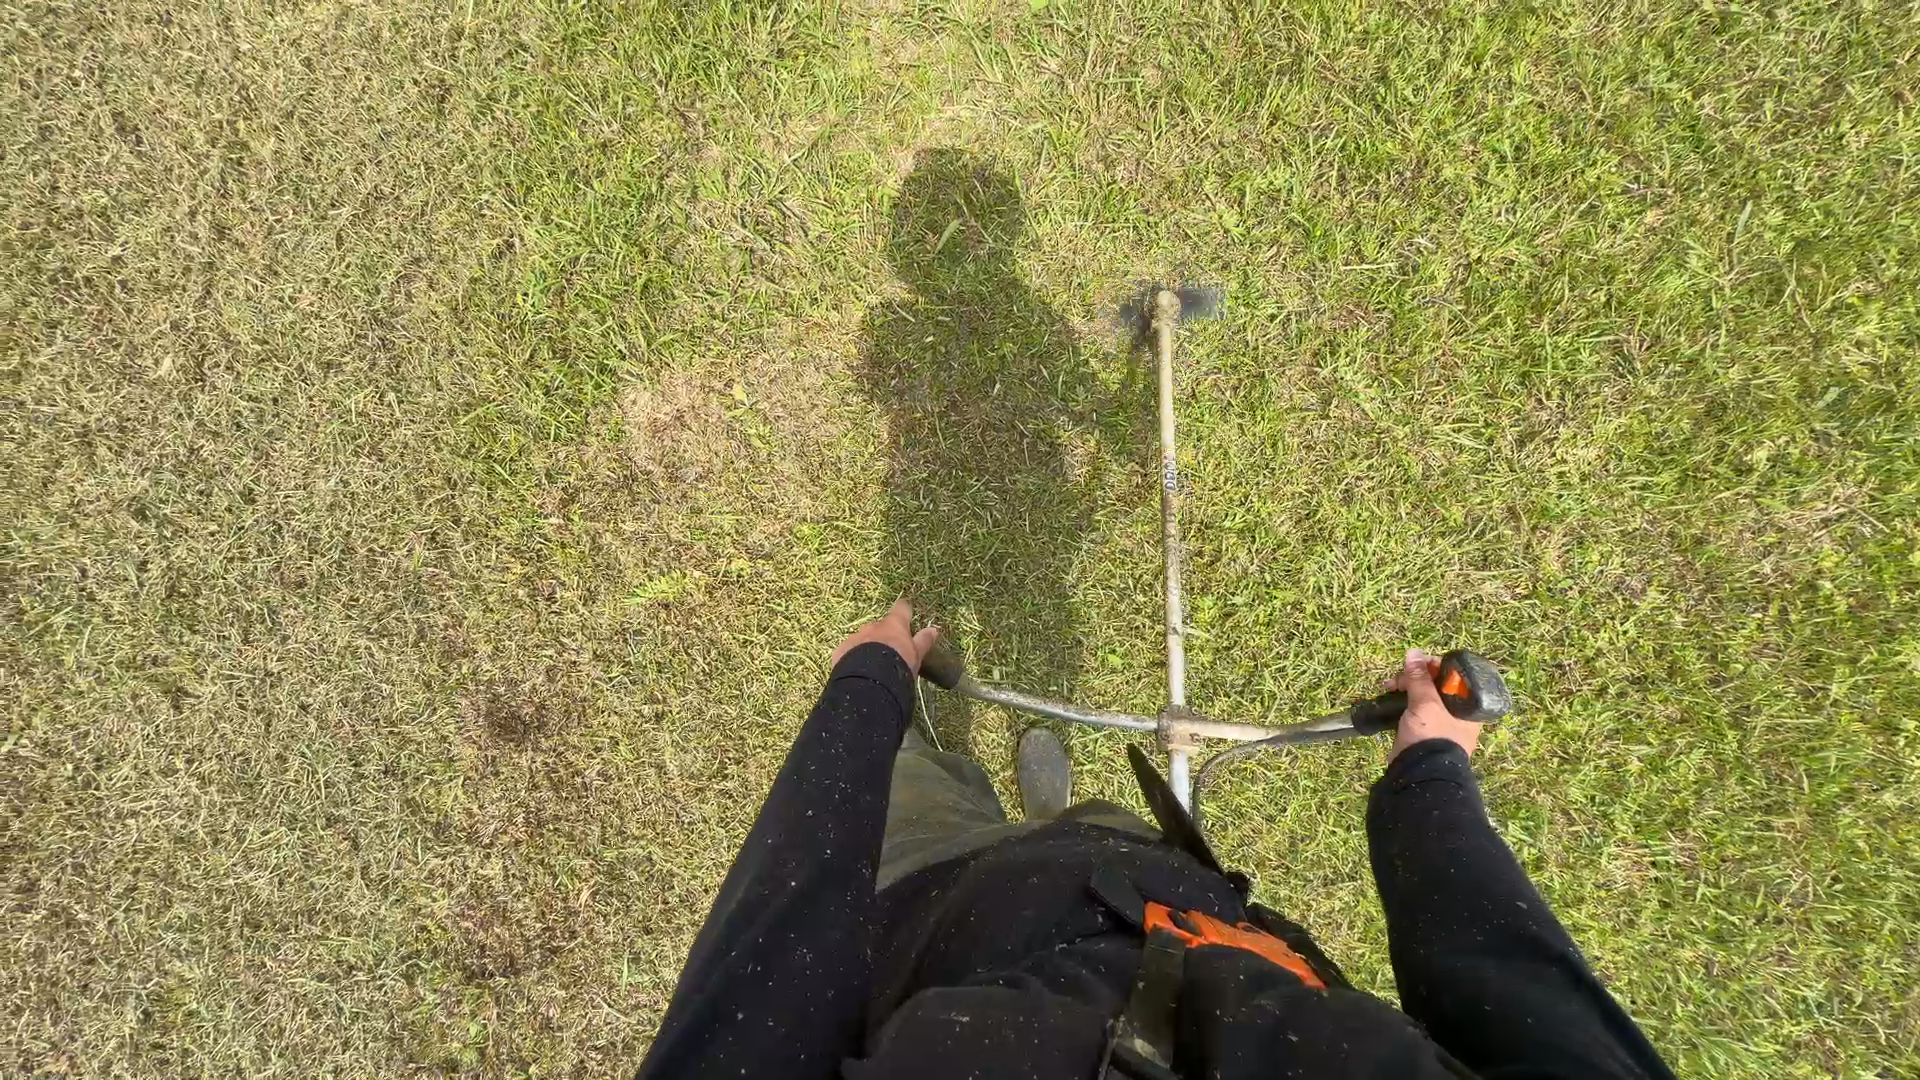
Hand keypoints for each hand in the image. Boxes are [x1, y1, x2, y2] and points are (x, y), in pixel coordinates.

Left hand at [829, 599, 940, 674]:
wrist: (870, 682)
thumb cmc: (899, 665)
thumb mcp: (916, 655)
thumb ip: (923, 641)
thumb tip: (934, 630)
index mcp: (894, 624)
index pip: (901, 609)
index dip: (904, 611)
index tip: (906, 612)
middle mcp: (873, 627)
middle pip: (880, 626)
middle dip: (884, 636)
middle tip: (890, 652)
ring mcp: (855, 637)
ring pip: (863, 639)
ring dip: (868, 647)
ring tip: (873, 666)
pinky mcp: (841, 650)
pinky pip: (849, 651)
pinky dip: (854, 657)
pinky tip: (858, 671)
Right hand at [1388, 648, 1479, 761]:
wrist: (1420, 770)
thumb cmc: (1432, 735)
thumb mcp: (1426, 703)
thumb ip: (1419, 678)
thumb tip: (1413, 652)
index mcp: (1467, 705)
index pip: (1452, 675)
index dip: (1431, 666)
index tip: (1412, 665)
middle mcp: (1456, 710)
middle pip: (1434, 682)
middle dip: (1412, 676)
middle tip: (1396, 680)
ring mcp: (1438, 719)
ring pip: (1420, 693)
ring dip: (1403, 686)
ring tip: (1387, 687)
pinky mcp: (1422, 727)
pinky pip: (1412, 705)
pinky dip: (1400, 699)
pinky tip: (1388, 696)